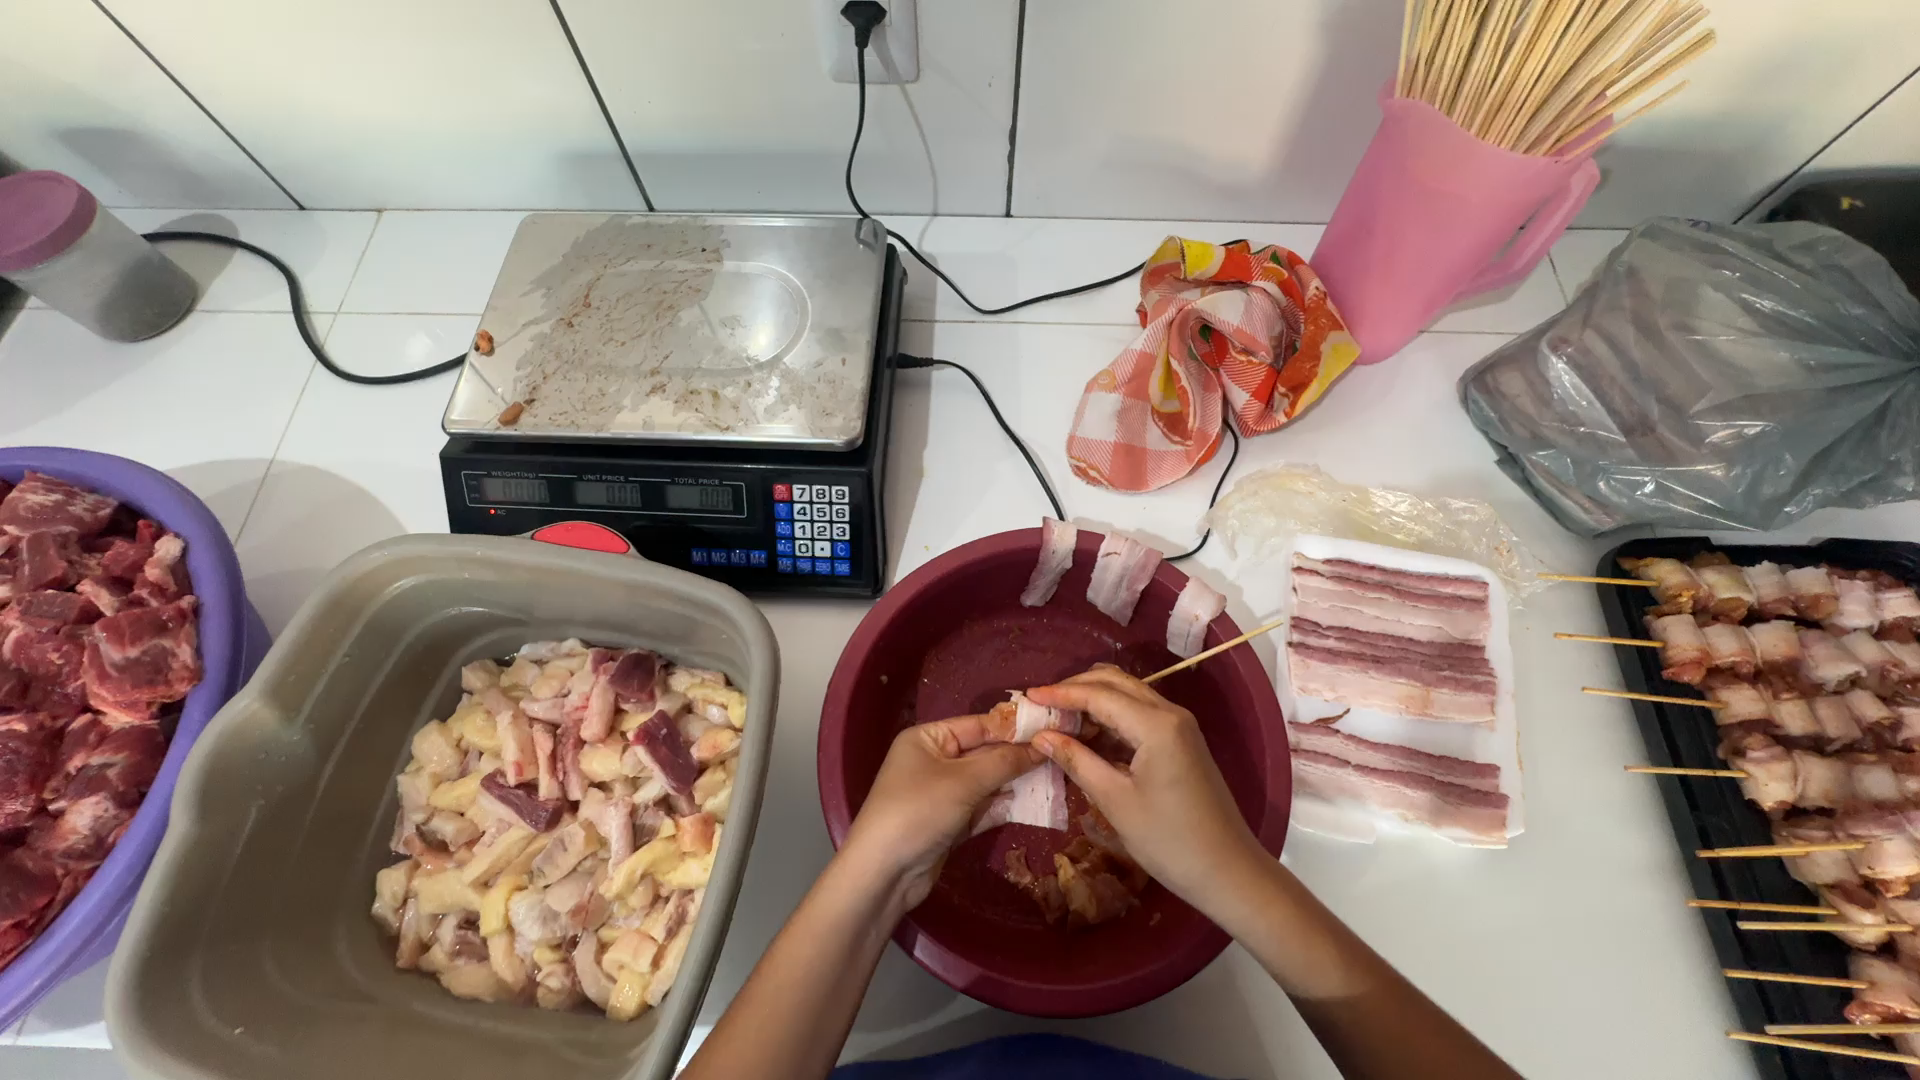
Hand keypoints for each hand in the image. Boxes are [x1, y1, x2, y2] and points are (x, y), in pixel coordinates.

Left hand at [841, 716, 1042, 910]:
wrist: (884, 874)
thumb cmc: (919, 811)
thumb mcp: (964, 781)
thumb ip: (1004, 761)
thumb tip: (1041, 745)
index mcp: (928, 738)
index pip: (978, 725)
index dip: (1013, 727)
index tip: (1051, 728)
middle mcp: (934, 760)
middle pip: (984, 752)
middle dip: (1018, 756)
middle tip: (1059, 754)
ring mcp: (942, 793)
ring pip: (987, 781)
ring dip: (1016, 782)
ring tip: (1056, 777)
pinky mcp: (950, 822)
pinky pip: (984, 807)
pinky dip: (1005, 805)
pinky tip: (1036, 803)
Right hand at [1025, 665, 1264, 906]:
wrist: (1229, 872)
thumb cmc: (1169, 840)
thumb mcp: (1115, 801)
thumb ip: (1077, 761)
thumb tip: (1042, 736)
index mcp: (1156, 724)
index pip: (1099, 694)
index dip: (1060, 694)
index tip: (1028, 696)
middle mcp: (1170, 713)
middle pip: (1115, 683)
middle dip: (1076, 688)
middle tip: (1040, 703)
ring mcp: (1178, 726)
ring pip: (1128, 695)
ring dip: (1092, 699)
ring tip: (1057, 716)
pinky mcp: (1180, 741)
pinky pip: (1138, 714)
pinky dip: (1109, 716)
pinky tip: (1086, 733)